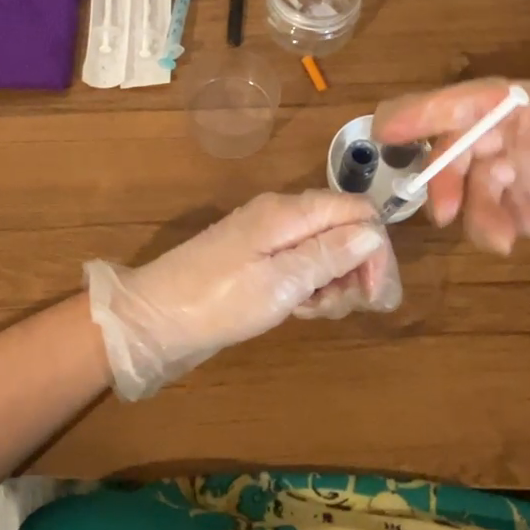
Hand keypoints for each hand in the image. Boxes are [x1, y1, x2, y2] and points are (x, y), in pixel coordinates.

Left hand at [85, 191, 401, 399]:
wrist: (154, 320)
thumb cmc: (218, 302)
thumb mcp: (280, 283)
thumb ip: (327, 255)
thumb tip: (374, 233)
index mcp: (288, 212)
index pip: (357, 209)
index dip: (375, 249)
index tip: (373, 294)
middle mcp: (281, 214)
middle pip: (344, 228)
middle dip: (354, 269)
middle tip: (337, 308)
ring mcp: (267, 236)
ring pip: (324, 249)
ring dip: (332, 282)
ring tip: (311, 312)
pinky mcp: (257, 258)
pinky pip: (301, 263)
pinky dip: (309, 286)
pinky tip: (298, 310)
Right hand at [373, 44, 529, 343]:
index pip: (475, 100)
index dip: (427, 112)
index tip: (385, 133)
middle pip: (467, 141)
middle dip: (448, 177)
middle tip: (444, 219)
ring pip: (483, 177)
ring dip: (480, 210)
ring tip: (509, 243)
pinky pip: (509, 200)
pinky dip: (508, 219)